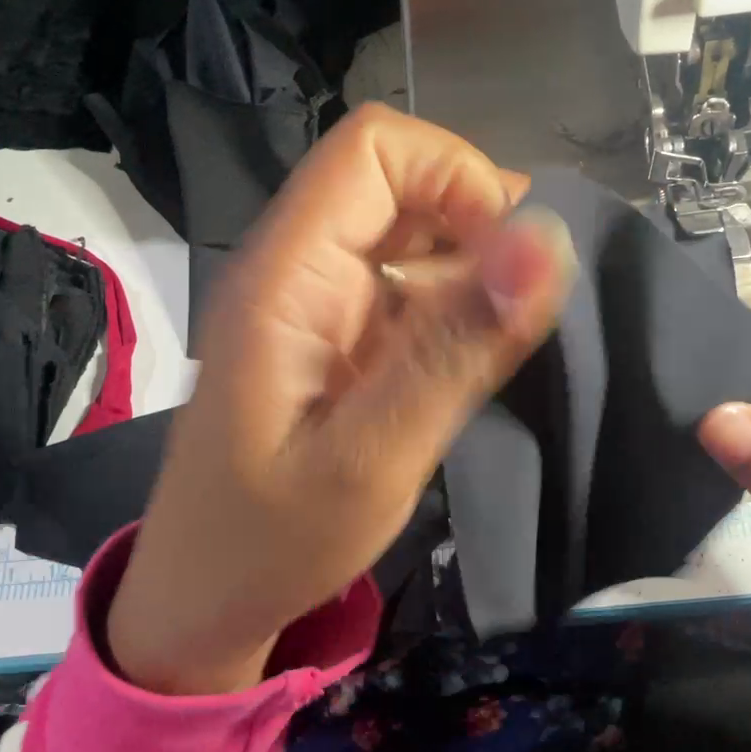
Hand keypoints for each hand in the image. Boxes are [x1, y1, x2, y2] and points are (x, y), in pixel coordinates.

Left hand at [109, 105, 575, 694]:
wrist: (204, 601)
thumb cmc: (273, 543)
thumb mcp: (373, 457)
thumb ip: (454, 351)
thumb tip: (546, 242)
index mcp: (286, 277)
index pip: (374, 150)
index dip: (456, 177)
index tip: (510, 261)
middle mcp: (293, 271)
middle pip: (391, 183)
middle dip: (471, 222)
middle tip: (522, 309)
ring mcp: (309, 307)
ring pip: (400, 236)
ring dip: (466, 268)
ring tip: (506, 339)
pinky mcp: (327, 344)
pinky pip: (397, 291)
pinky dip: (447, 308)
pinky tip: (472, 360)